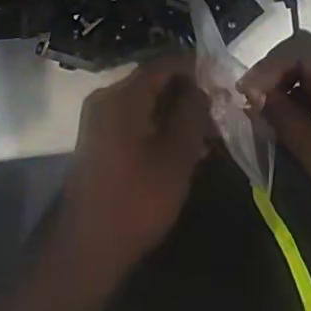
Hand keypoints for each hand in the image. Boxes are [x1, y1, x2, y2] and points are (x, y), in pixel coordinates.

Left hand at [58, 55, 210, 272]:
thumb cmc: (137, 199)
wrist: (88, 247)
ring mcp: (100, 119)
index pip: (164, 64)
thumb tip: (202, 87)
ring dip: (177, 114)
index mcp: (122, 96)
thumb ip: (192, 113)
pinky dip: (160, 127)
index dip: (195, 68)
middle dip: (189, 94)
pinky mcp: (100, 140)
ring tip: (210, 135)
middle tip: (219, 112)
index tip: (222, 81)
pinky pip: (136, 120)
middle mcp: (107, 98)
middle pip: (154, 82)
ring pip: (147, 103)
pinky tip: (187, 149)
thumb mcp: (176, 156)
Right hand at [240, 33, 310, 242]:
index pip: (296, 47)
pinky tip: (286, 117)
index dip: (266, 66)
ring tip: (263, 111)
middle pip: (301, 51)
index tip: (246, 93)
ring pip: (308, 66)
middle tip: (251, 100)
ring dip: (284, 84)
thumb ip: (280, 115)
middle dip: (272, 73)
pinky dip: (300, 94)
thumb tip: (251, 94)